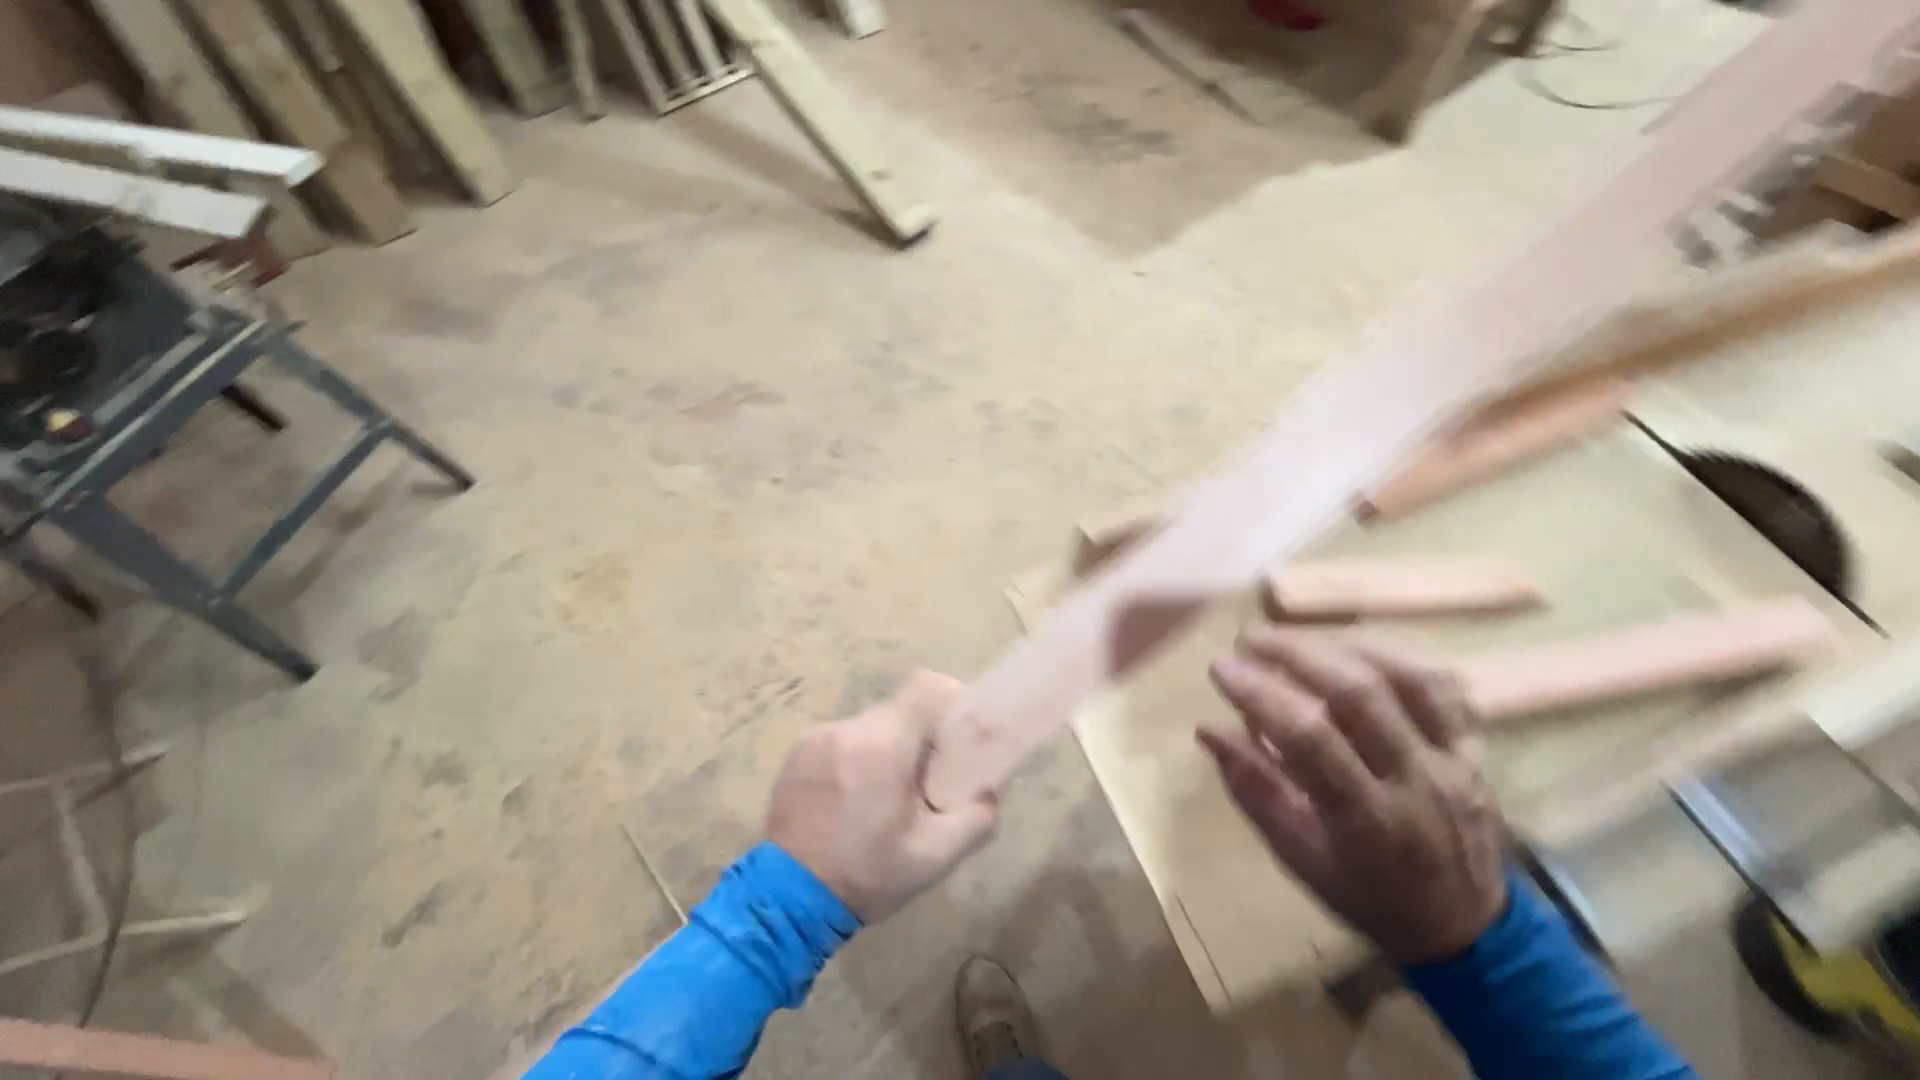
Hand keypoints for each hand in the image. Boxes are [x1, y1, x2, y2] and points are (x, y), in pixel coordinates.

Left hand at [767, 671, 1000, 922]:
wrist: (787, 900)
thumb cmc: (866, 875)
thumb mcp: (935, 856)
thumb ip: (977, 816)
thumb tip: (991, 788)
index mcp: (883, 744)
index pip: (928, 687)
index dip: (953, 702)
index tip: (961, 738)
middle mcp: (848, 728)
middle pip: (901, 712)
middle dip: (922, 739)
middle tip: (928, 782)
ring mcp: (817, 738)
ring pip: (872, 728)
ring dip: (887, 751)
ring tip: (885, 799)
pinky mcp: (797, 752)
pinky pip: (843, 742)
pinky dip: (858, 760)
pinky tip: (852, 802)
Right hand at [1198, 627, 1506, 964]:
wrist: (1463, 929)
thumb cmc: (1364, 894)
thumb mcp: (1296, 856)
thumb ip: (1253, 788)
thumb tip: (1208, 728)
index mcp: (1366, 818)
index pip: (1308, 736)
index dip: (1260, 693)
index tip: (1221, 668)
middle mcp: (1416, 781)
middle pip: (1358, 695)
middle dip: (1296, 654)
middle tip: (1251, 638)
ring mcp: (1455, 761)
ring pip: (1405, 679)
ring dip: (1343, 646)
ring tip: (1297, 637)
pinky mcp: (1477, 750)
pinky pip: (1445, 688)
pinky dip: (1399, 658)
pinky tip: (1357, 649)